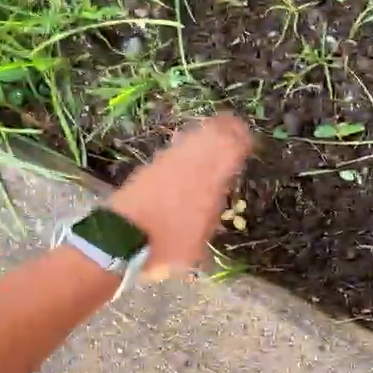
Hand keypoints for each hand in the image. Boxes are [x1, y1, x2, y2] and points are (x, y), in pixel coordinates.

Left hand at [105, 113, 253, 278]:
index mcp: (212, 181)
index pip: (234, 148)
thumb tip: (217, 197)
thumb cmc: (168, 244)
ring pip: (196, 134)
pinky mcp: (153, 163)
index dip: (245, 140)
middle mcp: (194, 164)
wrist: (121, 239)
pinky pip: (179, 143)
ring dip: (210, 130)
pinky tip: (190, 143)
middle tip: (238, 127)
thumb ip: (213, 211)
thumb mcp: (202, 237)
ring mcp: (171, 160)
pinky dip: (190, 139)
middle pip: (216, 132)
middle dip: (230, 127)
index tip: (252, 141)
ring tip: (218, 130)